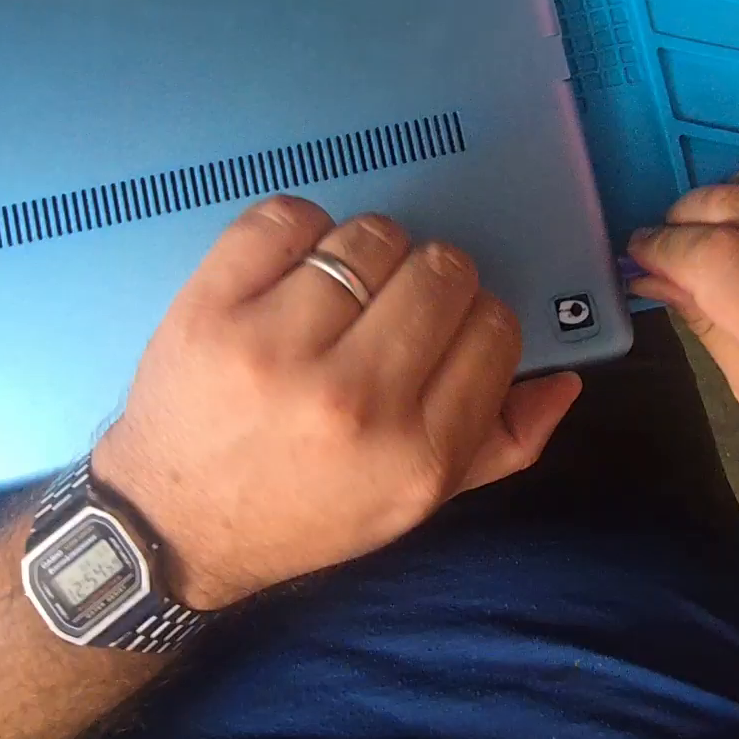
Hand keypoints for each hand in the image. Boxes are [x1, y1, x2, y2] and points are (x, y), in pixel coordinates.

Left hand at [92, 196, 581, 608]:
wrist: (173, 522)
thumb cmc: (306, 512)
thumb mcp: (415, 505)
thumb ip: (502, 443)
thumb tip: (564, 377)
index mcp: (415, 454)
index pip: (496, 327)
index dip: (478, 318)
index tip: (446, 331)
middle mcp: (352, 399)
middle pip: (441, 270)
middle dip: (431, 279)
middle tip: (394, 308)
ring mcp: (274, 347)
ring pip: (370, 236)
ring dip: (368, 252)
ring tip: (341, 292)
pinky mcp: (210, 306)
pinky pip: (287, 217)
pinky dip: (300, 227)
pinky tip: (292, 269)